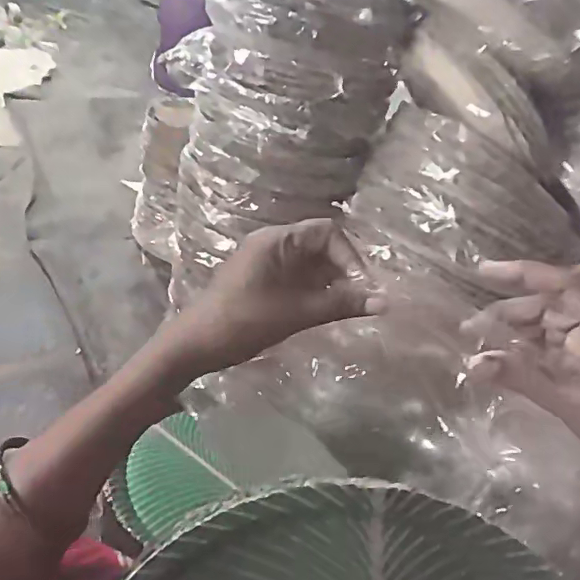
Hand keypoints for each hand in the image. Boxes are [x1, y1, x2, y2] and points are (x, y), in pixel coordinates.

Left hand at [154, 219, 383, 378]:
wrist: (193, 346)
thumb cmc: (242, 323)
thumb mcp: (296, 313)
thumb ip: (340, 304)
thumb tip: (385, 301)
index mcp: (276, 241)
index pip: (327, 232)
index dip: (351, 256)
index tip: (363, 286)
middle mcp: (272, 245)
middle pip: (321, 246)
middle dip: (346, 270)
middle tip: (363, 298)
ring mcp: (266, 264)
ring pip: (311, 264)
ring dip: (333, 282)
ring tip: (350, 307)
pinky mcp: (263, 283)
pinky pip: (298, 279)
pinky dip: (317, 291)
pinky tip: (327, 310)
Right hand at [462, 260, 579, 467]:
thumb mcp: (573, 405)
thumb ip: (522, 378)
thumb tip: (473, 363)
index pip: (563, 285)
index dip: (521, 274)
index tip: (483, 270)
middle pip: (551, 305)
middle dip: (509, 312)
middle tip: (469, 328)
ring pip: (550, 327)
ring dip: (515, 333)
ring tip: (477, 343)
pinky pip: (555, 349)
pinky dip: (528, 352)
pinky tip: (501, 358)